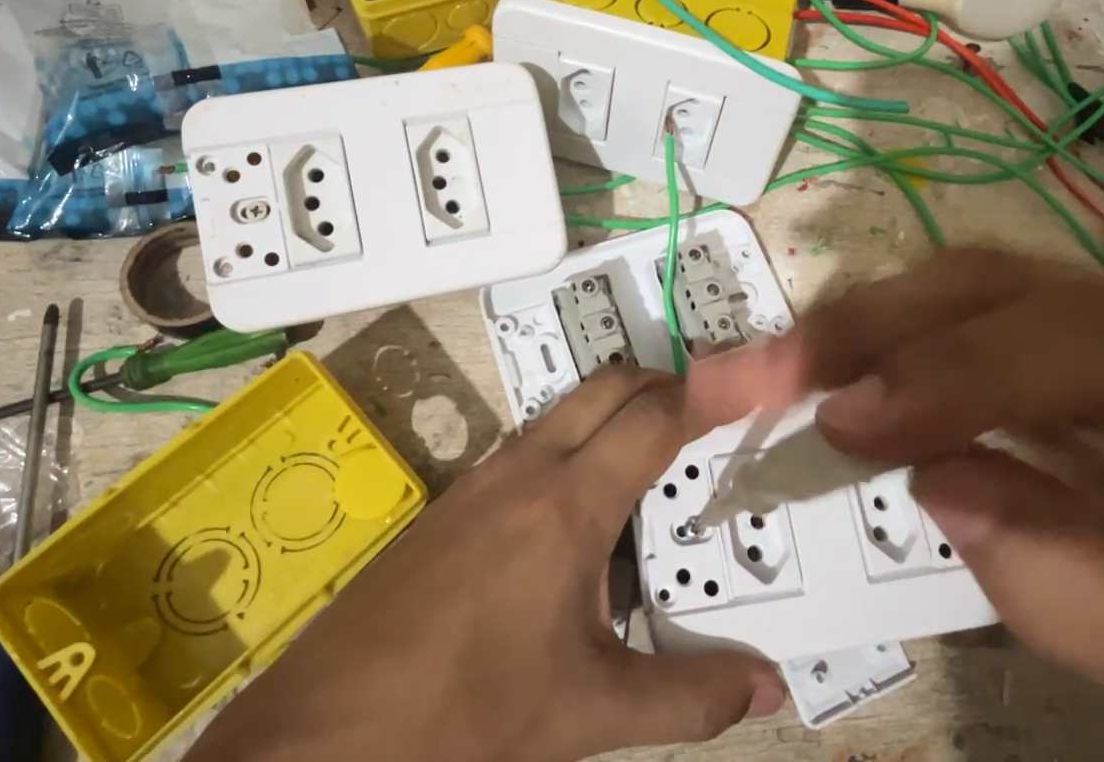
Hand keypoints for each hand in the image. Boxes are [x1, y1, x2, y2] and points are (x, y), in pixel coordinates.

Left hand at [190, 367, 783, 761]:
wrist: (332, 721)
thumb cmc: (470, 708)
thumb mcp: (591, 711)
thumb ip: (689, 696)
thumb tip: (770, 685)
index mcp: (571, 504)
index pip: (654, 417)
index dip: (706, 392)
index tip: (746, 381)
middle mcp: (527, 468)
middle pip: (609, 386)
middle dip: (664, 385)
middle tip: (710, 419)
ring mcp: (482, 476)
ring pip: (565, 410)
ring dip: (614, 412)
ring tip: (655, 460)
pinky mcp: (453, 498)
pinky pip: (529, 443)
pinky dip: (572, 444)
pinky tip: (579, 510)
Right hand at [689, 249, 1103, 759]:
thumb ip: (1083, 590)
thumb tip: (936, 481)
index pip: (1095, 345)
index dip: (961, 371)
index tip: (843, 423)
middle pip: (1016, 286)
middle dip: (880, 325)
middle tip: (763, 378)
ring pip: (976, 284)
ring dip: (865, 323)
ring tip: (773, 372)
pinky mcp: (1078, 339)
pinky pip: (968, 317)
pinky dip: (888, 342)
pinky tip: (830, 373)